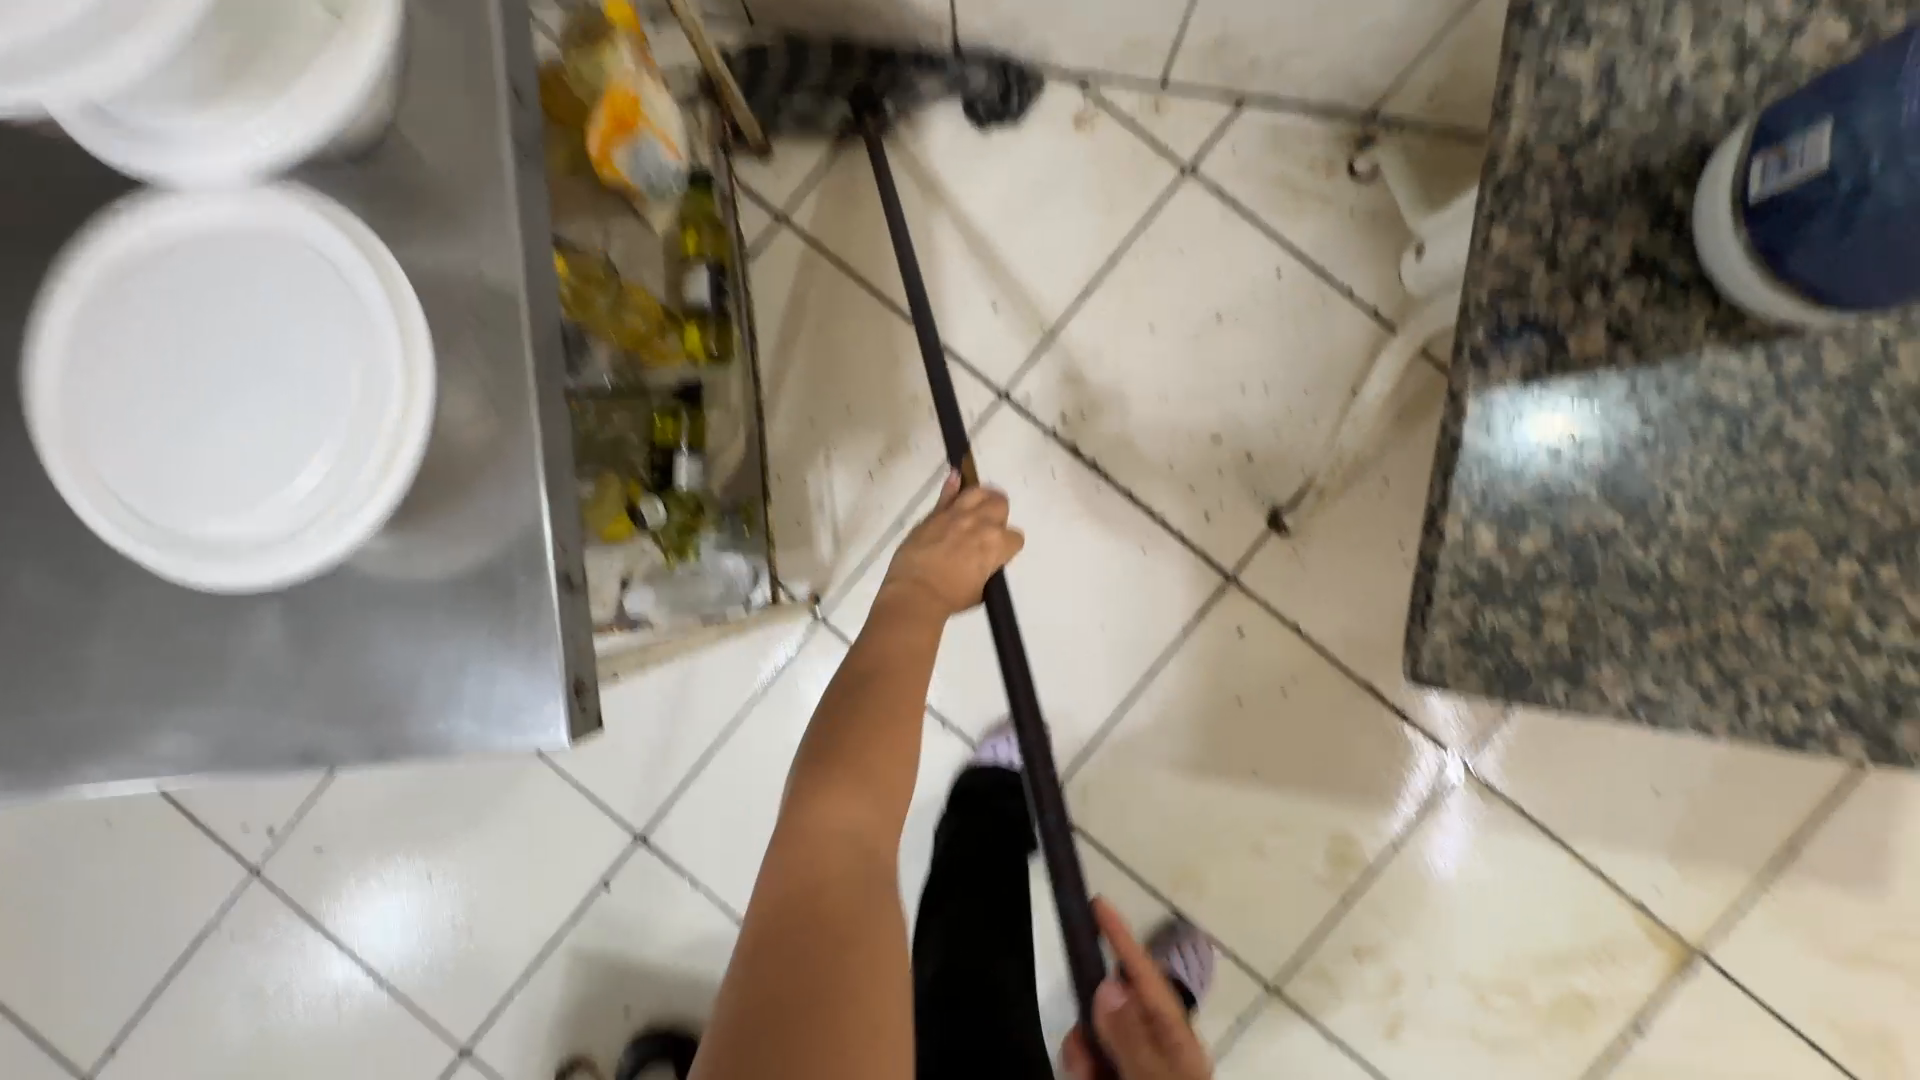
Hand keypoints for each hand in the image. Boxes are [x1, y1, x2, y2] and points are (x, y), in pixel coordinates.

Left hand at [875, 471, 1024, 619]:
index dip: (1009, 546)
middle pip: (1000, 505)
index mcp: (996, 544)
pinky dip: (952, 484)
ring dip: (983, 496)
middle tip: (990, 528)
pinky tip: (956, 476)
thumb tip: (983, 564)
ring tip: (981, 503)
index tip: (1000, 555)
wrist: (915, 592)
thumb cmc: (951, 598)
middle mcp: (981, 523)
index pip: (1015, 538)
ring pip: (978, 492)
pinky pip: (947, 493)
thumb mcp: (981, 590)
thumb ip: (987, 570)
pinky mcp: (935, 514)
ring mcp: (956, 514)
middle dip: (999, 515)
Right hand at [1062, 898, 1212, 1079]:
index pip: (1145, 975)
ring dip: (1082, 1054)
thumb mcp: (1155, 1076)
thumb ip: (1133, 1034)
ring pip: (1093, 1036)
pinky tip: (1087, 1079)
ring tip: (1086, 1077)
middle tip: (1081, 1057)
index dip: (1121, 937)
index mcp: (1177, 1036)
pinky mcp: (1118, 1074)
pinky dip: (1082, 1068)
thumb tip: (1107, 985)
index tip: (1098, 901)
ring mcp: (1139, 1063)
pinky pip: (1090, 1060)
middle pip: (1110, 1006)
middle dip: (1087, 1023)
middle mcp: (1158, 1045)